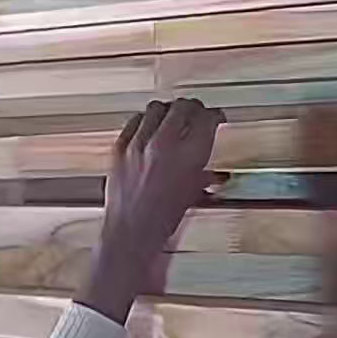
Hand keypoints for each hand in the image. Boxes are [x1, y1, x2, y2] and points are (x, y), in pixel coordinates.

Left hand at [77, 99, 223, 322]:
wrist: (132, 230)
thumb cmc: (163, 219)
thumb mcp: (193, 194)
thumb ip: (204, 176)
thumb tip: (215, 172)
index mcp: (189, 156)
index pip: (207, 119)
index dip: (214, 115)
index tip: (216, 117)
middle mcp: (165, 145)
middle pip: (183, 107)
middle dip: (194, 108)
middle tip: (197, 113)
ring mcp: (140, 144)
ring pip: (157, 108)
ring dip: (168, 110)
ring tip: (172, 117)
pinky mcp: (120, 146)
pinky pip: (135, 121)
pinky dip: (145, 120)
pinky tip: (149, 126)